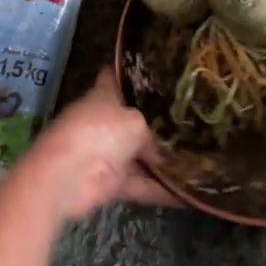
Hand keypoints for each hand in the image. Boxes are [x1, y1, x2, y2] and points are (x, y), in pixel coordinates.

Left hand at [16, 70, 175, 218]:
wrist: (67, 176)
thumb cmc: (100, 133)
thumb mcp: (135, 123)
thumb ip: (151, 134)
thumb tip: (160, 152)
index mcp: (103, 96)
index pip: (114, 77)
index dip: (131, 73)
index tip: (156, 71)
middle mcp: (104, 122)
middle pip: (132, 121)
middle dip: (158, 124)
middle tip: (190, 122)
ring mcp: (106, 153)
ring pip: (139, 156)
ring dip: (163, 162)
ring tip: (198, 158)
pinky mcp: (110, 183)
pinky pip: (140, 185)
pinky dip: (160, 191)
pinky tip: (188, 195)